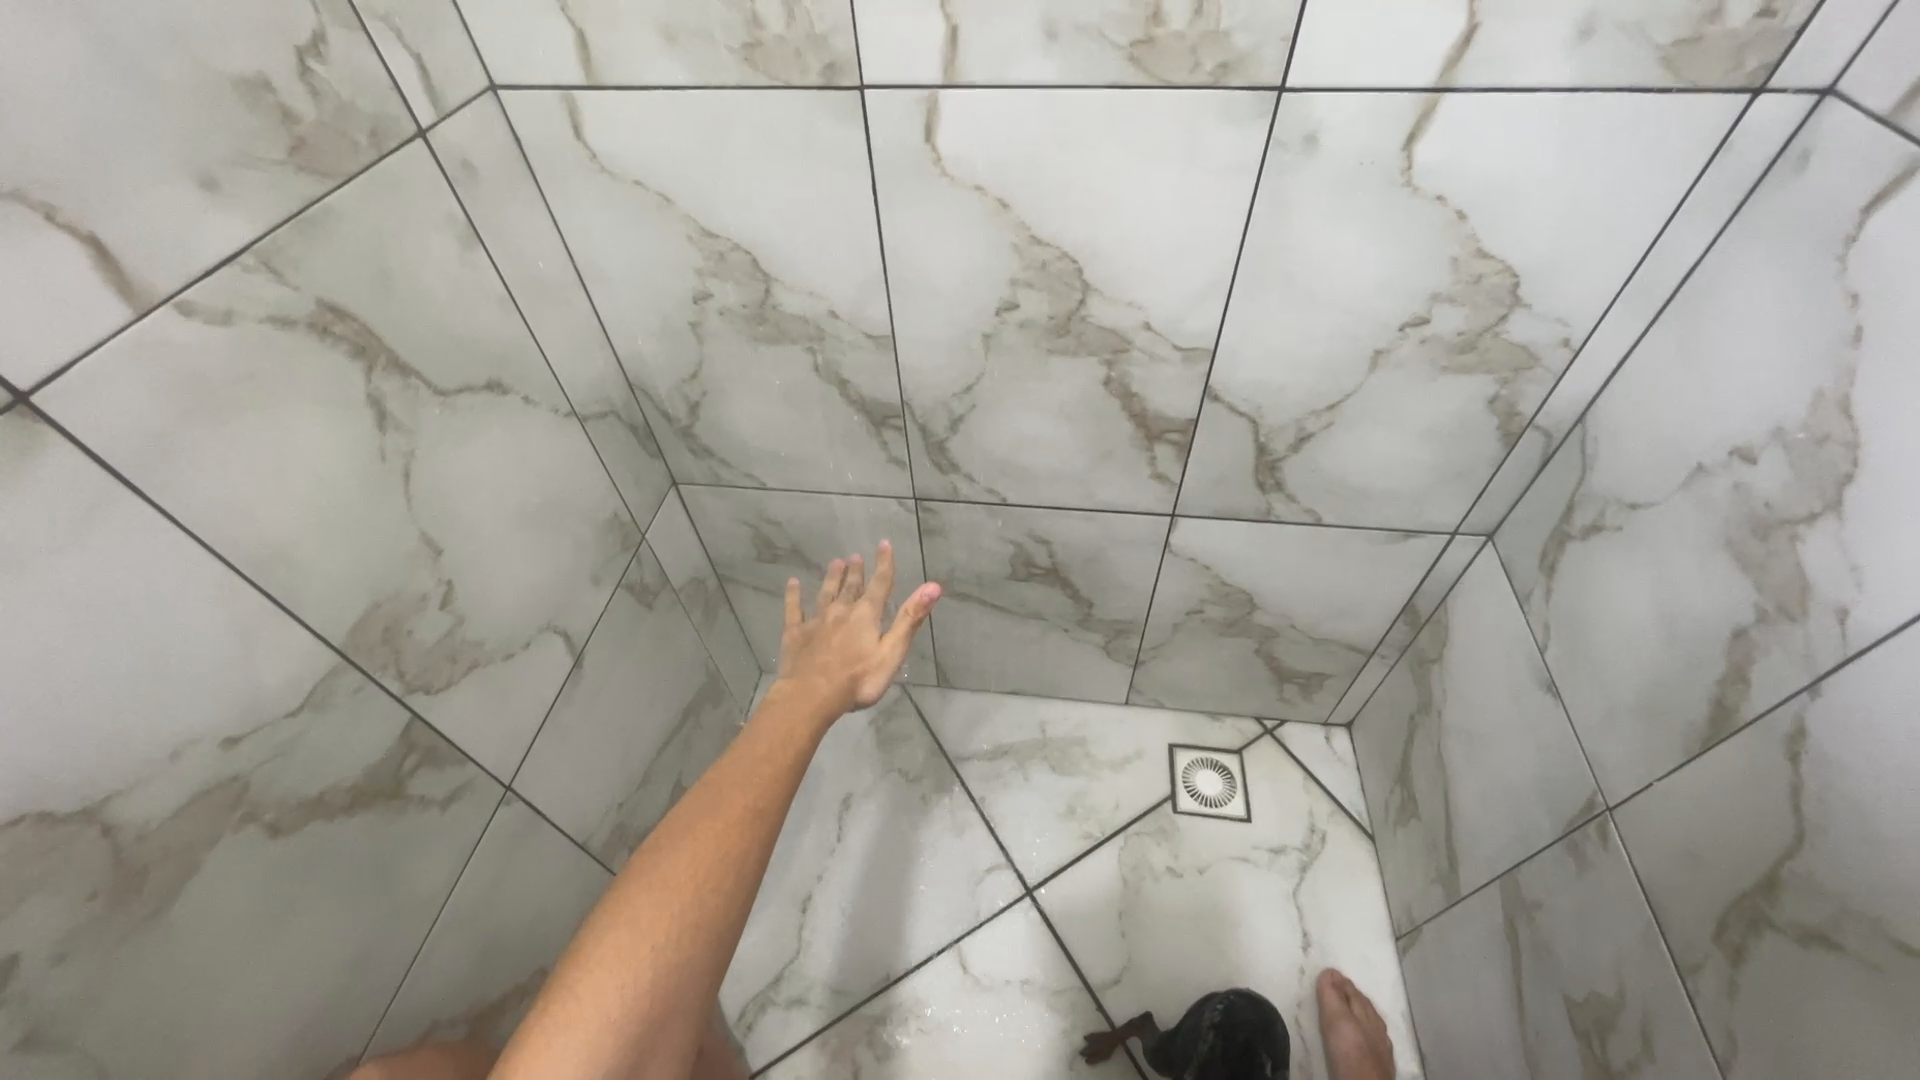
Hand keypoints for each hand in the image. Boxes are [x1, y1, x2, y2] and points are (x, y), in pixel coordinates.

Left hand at [773, 540, 940, 717]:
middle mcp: (841, 610)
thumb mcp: (892, 651)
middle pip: (851, 587)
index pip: (880, 583)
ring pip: (825, 593)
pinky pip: (794, 609)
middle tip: (855, 556)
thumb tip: (933, 586)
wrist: (811, 695)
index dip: (884, 563)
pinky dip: (794, 595)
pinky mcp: (795, 633)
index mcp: (866, 615)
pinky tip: (792, 583)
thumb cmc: (858, 679)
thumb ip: (910, 618)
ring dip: (832, 578)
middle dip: (856, 571)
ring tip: (835, 563)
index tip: (884, 544)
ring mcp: (816, 621)